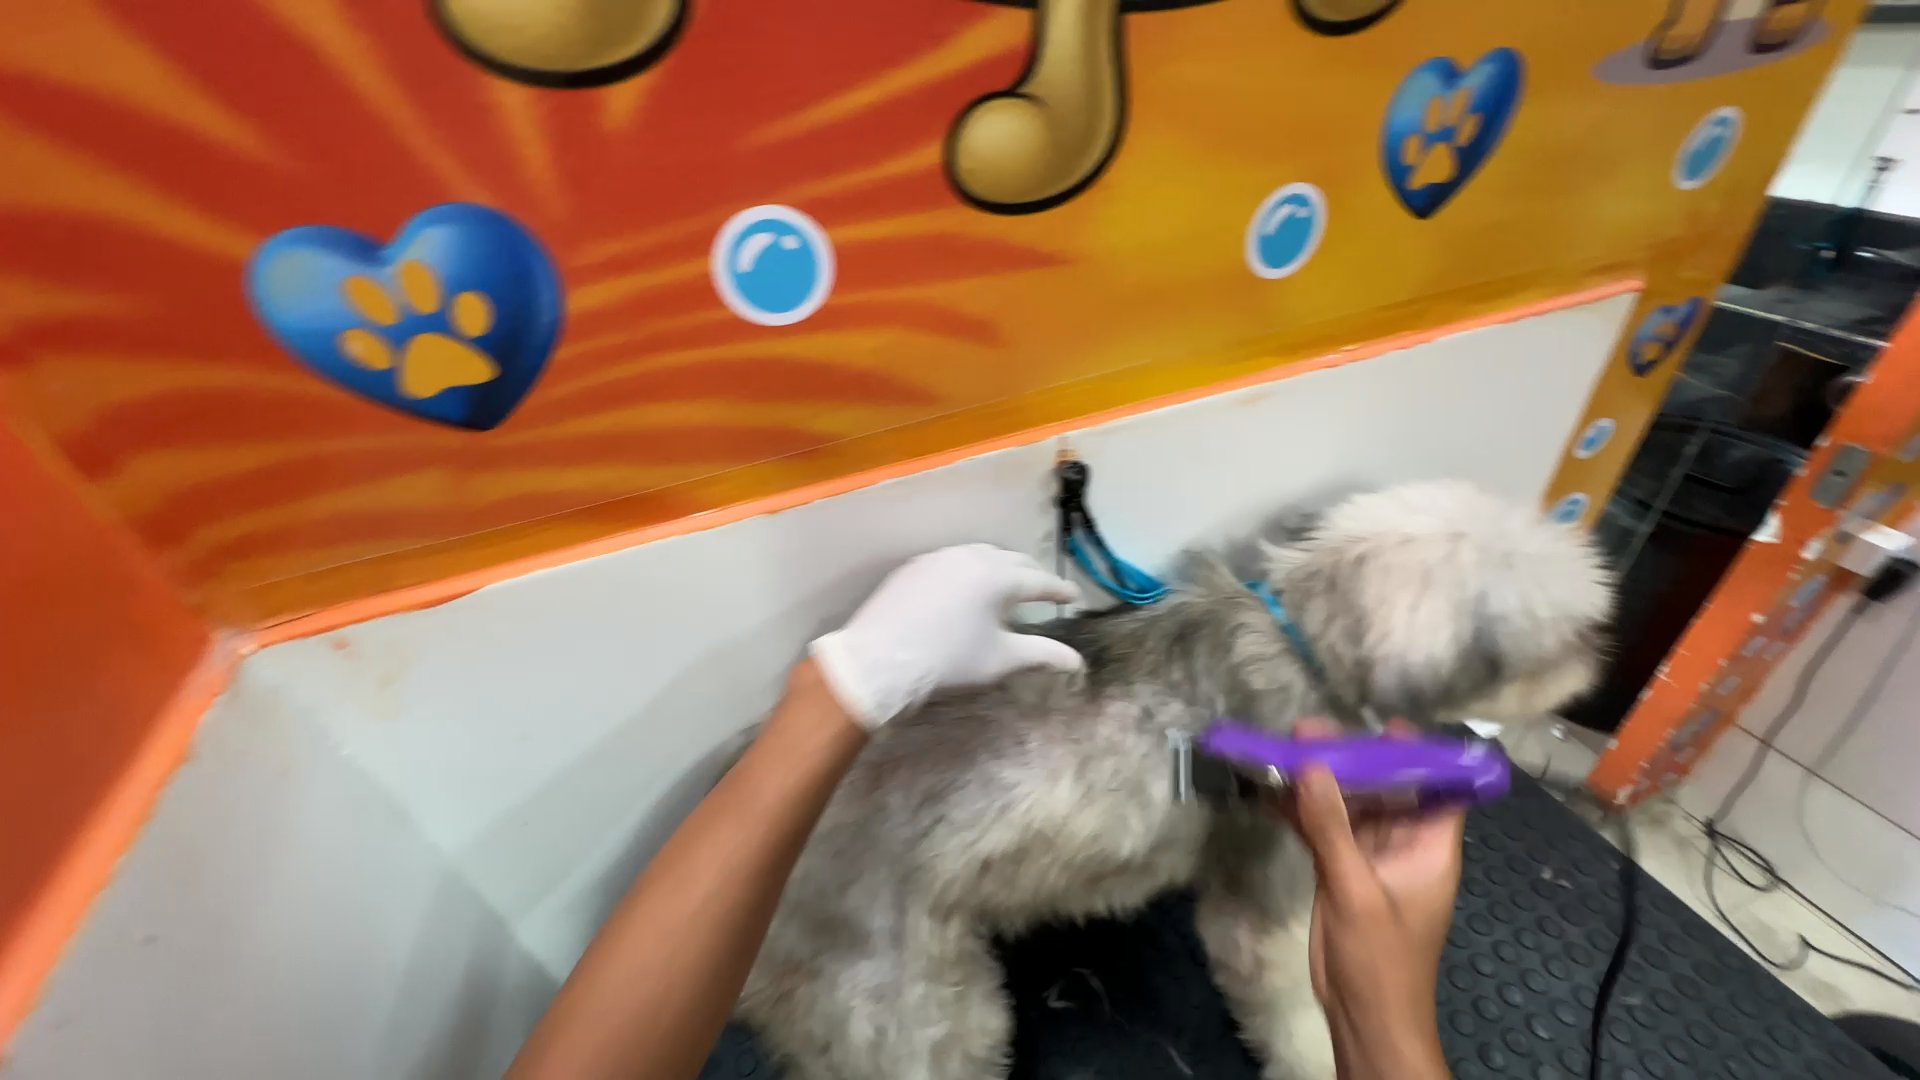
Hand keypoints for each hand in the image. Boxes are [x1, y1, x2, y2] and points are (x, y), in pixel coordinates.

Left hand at [809, 544, 1082, 728]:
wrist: (878, 661)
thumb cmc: (948, 662)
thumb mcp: (1000, 660)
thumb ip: (1041, 654)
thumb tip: (1075, 661)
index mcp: (996, 576)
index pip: (1039, 581)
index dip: (1059, 590)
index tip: (1075, 598)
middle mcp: (969, 557)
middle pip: (1011, 561)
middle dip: (1032, 575)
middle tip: (1045, 591)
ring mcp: (938, 558)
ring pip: (980, 555)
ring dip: (1000, 568)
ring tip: (1008, 586)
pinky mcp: (914, 567)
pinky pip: (952, 561)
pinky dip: (970, 571)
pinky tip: (966, 589)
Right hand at [1287, 718, 1462, 1079]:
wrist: (1363, 1017)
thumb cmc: (1380, 958)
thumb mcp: (1356, 890)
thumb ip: (1332, 827)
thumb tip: (1312, 766)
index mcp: (1429, 849)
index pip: (1438, 790)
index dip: (1420, 755)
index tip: (1385, 724)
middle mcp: (1402, 846)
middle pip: (1383, 789)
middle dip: (1351, 759)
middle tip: (1311, 729)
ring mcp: (1368, 857)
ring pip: (1347, 805)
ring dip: (1319, 780)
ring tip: (1285, 746)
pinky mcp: (1339, 869)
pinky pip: (1321, 827)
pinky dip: (1299, 808)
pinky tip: (1271, 788)